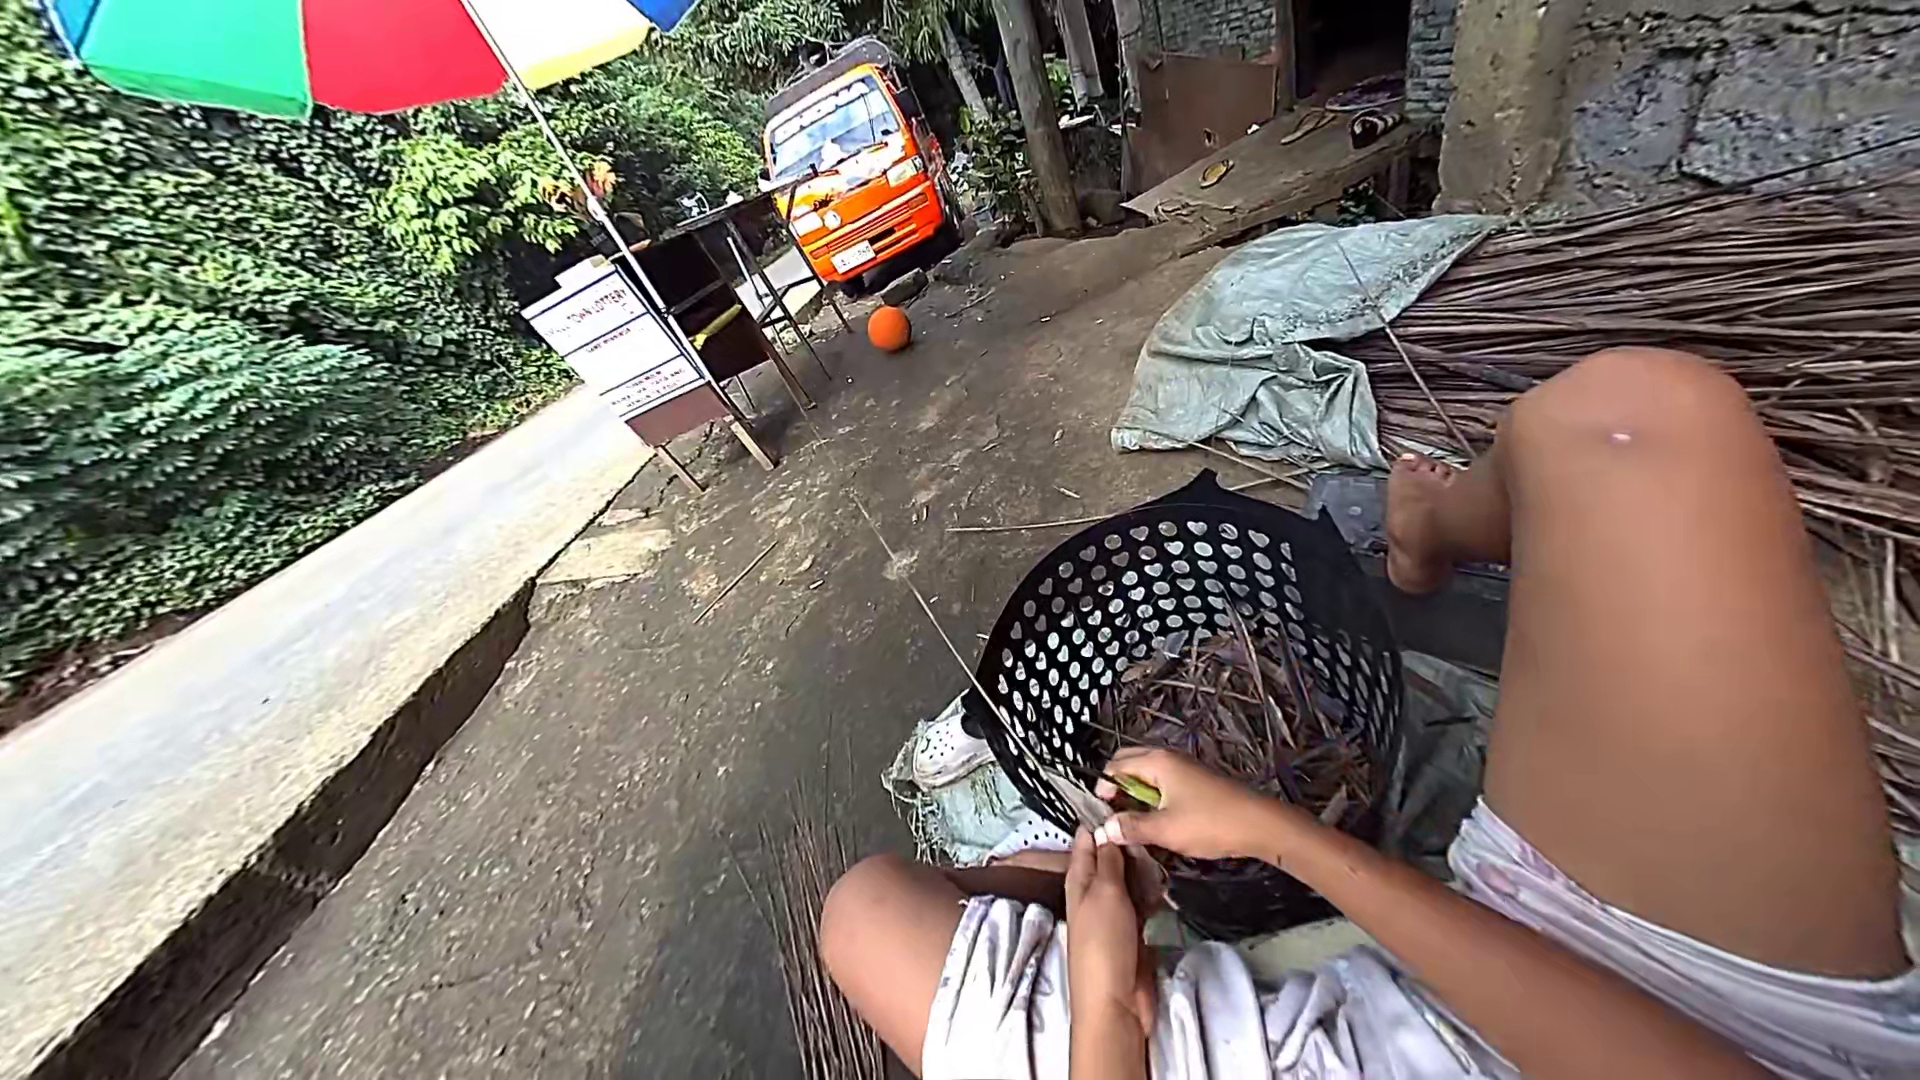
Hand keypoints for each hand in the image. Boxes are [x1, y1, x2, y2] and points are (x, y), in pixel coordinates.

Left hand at [1065, 827, 1154, 1030]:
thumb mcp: (1104, 891)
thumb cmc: (1103, 940)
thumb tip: (1106, 828)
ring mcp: (1113, 909)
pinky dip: (1151, 893)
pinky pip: (1141, 901)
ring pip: (1129, 878)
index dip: (1102, 820)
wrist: (1116, 1000)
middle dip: (1130, 846)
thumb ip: (1108, 860)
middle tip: (1152, 832)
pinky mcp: (1132, 928)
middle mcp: (1094, 889)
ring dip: (1144, 870)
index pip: (1087, 839)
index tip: (1124, 800)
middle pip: (1112, 857)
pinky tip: (1165, 886)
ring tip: (1162, 857)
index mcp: (1078, 877)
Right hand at [1094, 747, 1306, 860]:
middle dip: (1117, 785)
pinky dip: (1151, 793)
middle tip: (1115, 813)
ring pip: (1145, 771)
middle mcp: (1166, 757)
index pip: (1115, 766)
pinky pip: (1161, 778)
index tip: (1103, 812)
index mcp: (1155, 762)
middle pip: (1128, 762)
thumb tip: (1103, 829)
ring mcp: (1182, 766)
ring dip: (1134, 791)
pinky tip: (1157, 817)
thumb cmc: (1210, 823)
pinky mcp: (1194, 778)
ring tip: (1134, 818)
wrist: (1260, 824)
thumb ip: (1132, 827)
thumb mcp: (1166, 830)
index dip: (1104, 788)